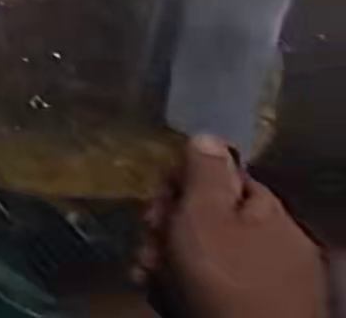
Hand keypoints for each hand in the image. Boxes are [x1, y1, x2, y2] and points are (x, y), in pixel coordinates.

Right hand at [149, 136, 327, 317]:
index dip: (183, 179)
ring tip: (153, 260)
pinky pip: (210, 268)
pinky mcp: (257, 296)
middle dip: (168, 217)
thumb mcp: (204, 213)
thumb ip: (206, 173)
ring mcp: (271, 273)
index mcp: (271, 217)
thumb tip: (209, 135)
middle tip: (153, 230)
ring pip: (202, 240)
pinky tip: (163, 277)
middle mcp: (278, 241)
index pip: (224, 177)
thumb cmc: (221, 270)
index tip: (158, 191)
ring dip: (166, 245)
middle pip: (209, 210)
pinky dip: (182, 269)